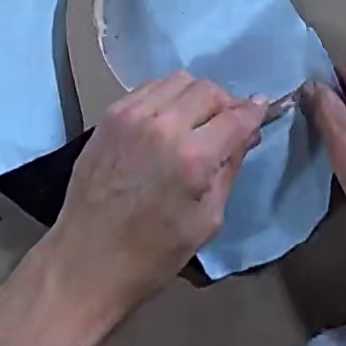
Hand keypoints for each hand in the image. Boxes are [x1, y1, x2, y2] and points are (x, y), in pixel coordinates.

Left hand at [45, 72, 265, 317]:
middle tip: (226, 123)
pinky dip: (168, 96)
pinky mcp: (111, 114)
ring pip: (181, 80)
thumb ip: (229, 167)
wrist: (83, 265)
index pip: (236, 117)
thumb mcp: (207, 219)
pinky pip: (152, 86)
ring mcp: (133, 115)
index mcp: (192, 158)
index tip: (262, 108)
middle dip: (225, 104)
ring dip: (196, 96)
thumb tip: (246, 132)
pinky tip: (166, 119)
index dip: (254, 111)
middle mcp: (164, 126)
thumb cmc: (152, 253)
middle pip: (210, 90)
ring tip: (195, 119)